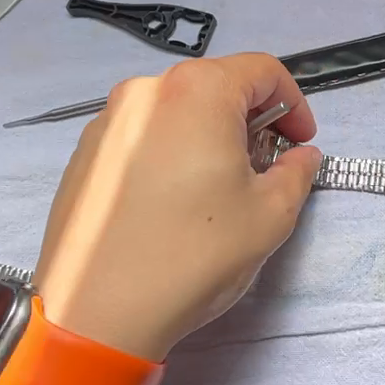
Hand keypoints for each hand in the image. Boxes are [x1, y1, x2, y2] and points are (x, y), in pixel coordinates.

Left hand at [29, 54, 322, 361]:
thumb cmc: (196, 252)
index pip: (263, 71)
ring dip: (211, 135)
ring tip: (219, 188)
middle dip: (253, 120)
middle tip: (266, 167)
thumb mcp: (271, 214)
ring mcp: (107, 121)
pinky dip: (172, 151)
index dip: (295, 104)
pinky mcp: (84, 154)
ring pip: (178, 110)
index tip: (301, 144)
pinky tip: (174, 202)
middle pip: (218, 85)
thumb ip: (297, 172)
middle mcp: (146, 91)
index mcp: (198, 91)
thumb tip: (300, 157)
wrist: (98, 312)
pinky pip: (144, 135)